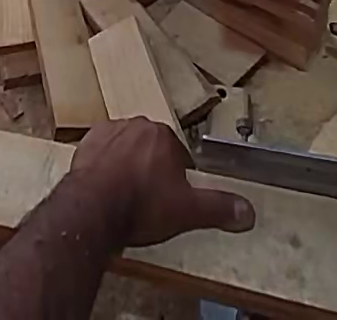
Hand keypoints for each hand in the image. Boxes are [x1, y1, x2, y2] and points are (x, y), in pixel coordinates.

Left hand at [69, 118, 255, 246]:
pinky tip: (105, 184)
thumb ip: (218, 207)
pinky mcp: (87, 140)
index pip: (177, 153)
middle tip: (148, 198)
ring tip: (125, 194)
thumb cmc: (142, 205)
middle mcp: (138, 124)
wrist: (95, 206)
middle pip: (150, 146)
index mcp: (163, 135)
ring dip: (127, 163)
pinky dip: (104, 163)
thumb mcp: (187, 211)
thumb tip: (249, 212)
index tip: (169, 198)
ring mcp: (110, 130)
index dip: (175, 177)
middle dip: (151, 167)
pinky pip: (101, 149)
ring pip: (126, 145)